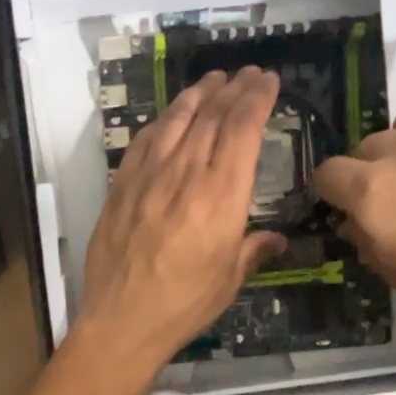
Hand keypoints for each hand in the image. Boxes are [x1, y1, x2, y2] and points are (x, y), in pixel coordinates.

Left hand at [74, 67, 287, 371]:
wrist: (122, 321)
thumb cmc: (183, 306)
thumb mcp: (228, 281)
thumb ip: (252, 250)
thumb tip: (275, 240)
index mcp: (220, 196)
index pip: (242, 128)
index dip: (257, 98)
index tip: (268, 80)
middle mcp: (185, 175)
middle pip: (211, 116)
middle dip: (233, 88)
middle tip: (246, 73)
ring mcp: (148, 178)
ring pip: (175, 120)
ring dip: (197, 95)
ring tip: (211, 81)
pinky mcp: (121, 188)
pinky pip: (143, 142)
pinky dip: (161, 122)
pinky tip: (169, 118)